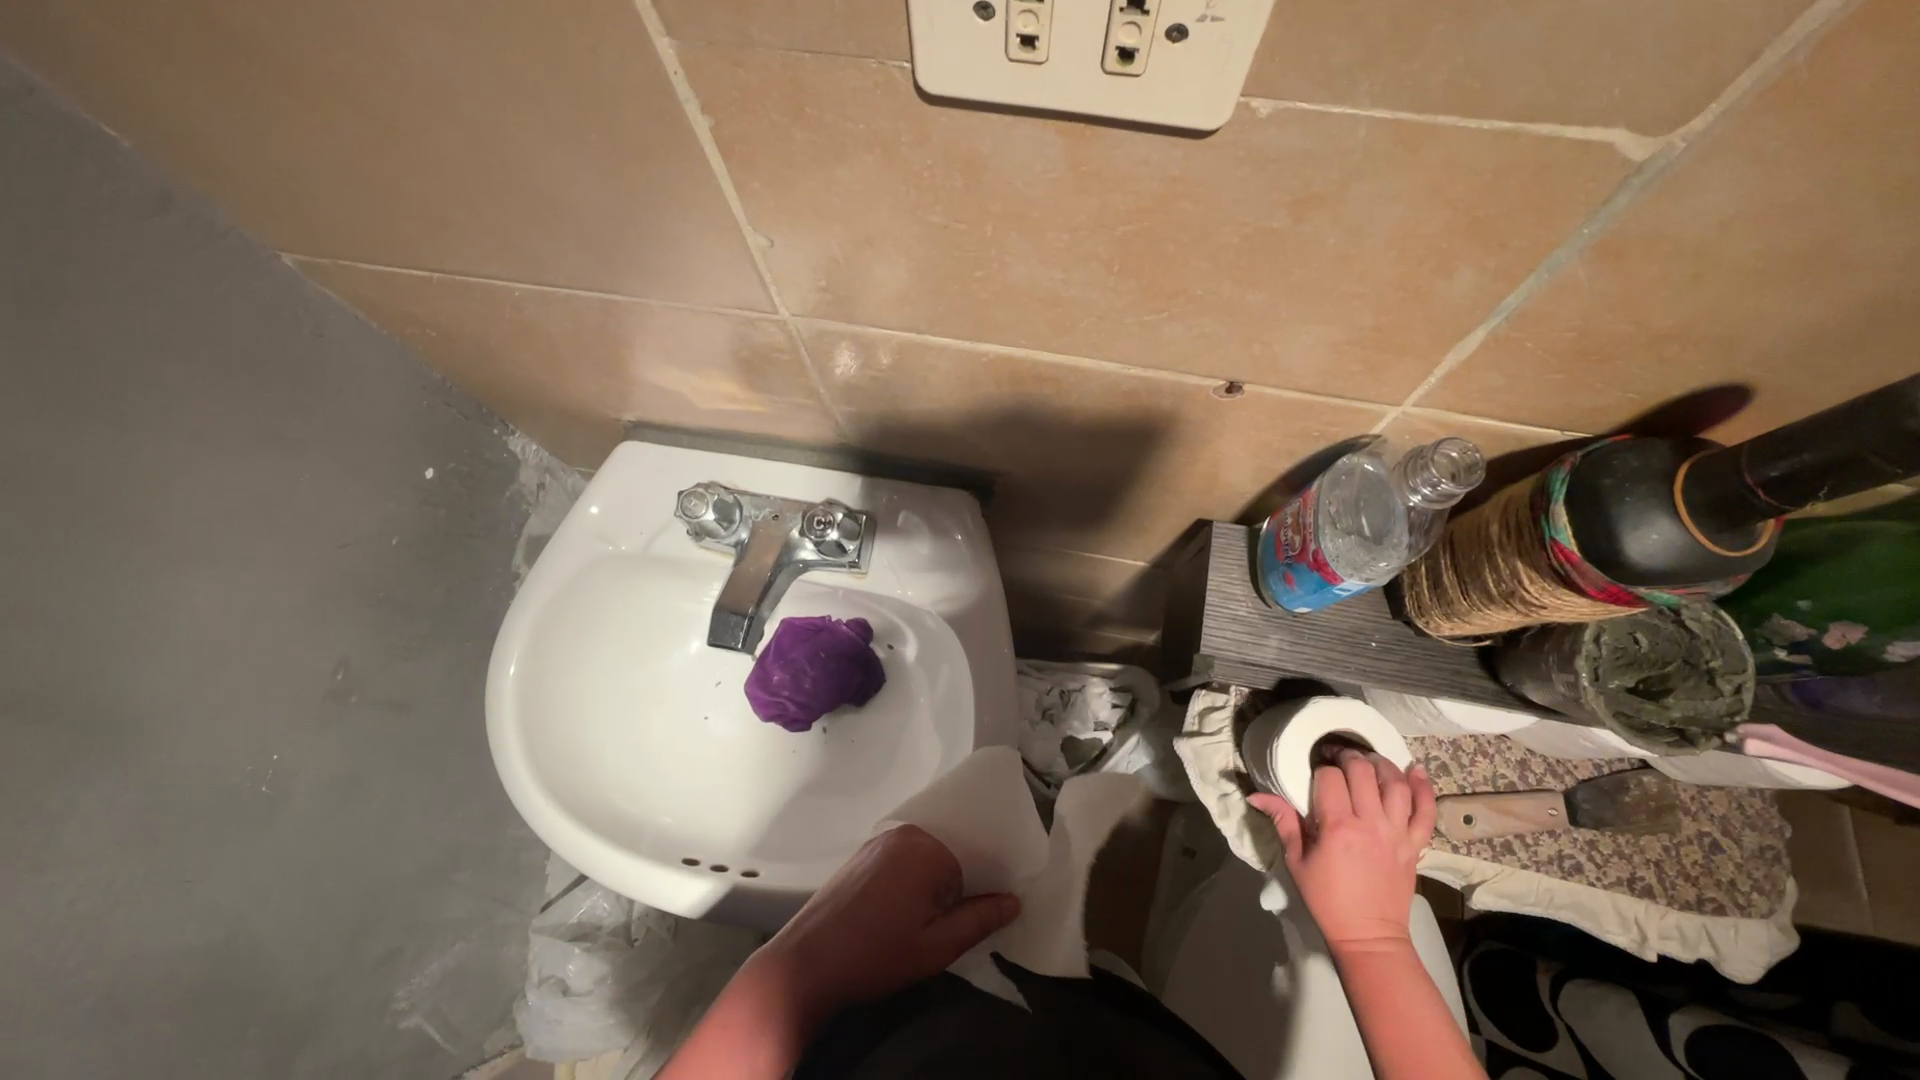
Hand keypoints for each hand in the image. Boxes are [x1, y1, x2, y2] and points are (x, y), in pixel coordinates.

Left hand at [752, 824, 1020, 1019]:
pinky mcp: (864, 854)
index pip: (978, 852)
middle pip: (953, 846)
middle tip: (967, 914)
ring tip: (940, 914)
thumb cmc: (875, 954)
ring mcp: (880, 841)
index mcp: (928, 848)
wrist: (806, 962)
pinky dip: (917, 876)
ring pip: (928, 852)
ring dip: (938, 879)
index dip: (988, 880)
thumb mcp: (936, 947)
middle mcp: (905, 833)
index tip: (994, 904)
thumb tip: (1013, 900)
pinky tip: (912, 907)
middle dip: (964, 877)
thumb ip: (979, 919)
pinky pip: (905, 856)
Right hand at [1249, 751, 1436, 954]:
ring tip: (1367, 759)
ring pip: (1395, 783)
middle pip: (1363, 772)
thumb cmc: (1326, 899)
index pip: (1329, 778)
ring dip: (1381, 764)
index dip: (1320, 769)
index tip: (1315, 772)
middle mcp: (1370, 824)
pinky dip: (1423, 787)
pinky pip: (1426, 810)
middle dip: (1348, 757)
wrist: (1369, 936)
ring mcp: (1397, 833)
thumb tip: (1255, 795)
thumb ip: (1282, 821)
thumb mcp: (1296, 861)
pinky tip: (1414, 769)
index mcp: (1337, 827)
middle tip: (1337, 756)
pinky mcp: (1415, 844)